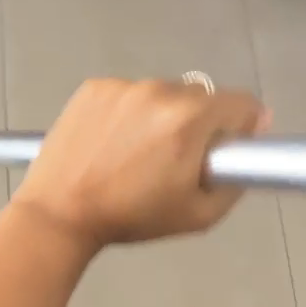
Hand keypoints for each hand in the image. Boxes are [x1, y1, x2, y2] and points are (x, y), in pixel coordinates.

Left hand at [9, 77, 269, 250]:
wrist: (56, 217)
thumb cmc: (126, 219)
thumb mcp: (198, 214)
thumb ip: (238, 180)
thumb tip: (249, 143)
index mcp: (192, 118)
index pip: (242, 105)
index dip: (238, 129)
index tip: (220, 150)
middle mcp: (159, 91)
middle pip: (198, 99)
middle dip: (192, 125)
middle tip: (163, 160)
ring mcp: (122, 87)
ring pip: (159, 95)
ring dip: (155, 117)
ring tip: (127, 154)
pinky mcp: (91, 89)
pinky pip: (123, 95)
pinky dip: (121, 114)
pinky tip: (105, 143)